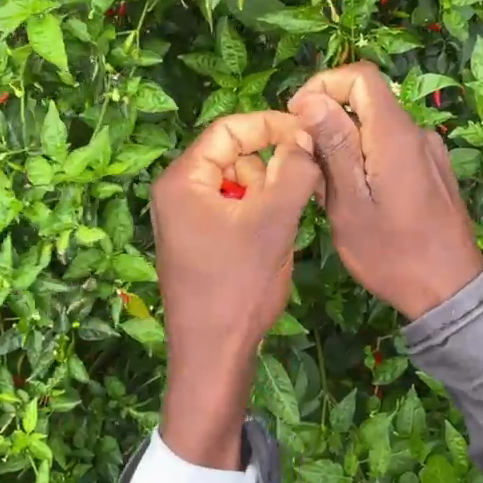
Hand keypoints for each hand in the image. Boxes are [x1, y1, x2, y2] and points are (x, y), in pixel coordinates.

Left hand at [149, 111, 320, 468]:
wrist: (213, 356)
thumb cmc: (238, 285)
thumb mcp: (273, 221)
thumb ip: (293, 171)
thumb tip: (305, 138)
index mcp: (182, 180)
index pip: (228, 130)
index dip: (269, 126)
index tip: (307, 134)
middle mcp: (176, 193)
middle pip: (231, 154)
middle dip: (269, 162)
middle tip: (305, 180)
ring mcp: (184, 218)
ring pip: (236, 181)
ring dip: (266, 188)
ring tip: (289, 214)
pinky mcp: (196, 240)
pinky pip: (232, 207)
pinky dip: (257, 211)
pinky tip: (274, 234)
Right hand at [290, 63, 482, 320]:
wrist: (451, 293)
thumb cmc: (392, 253)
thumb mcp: (350, 203)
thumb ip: (334, 146)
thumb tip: (311, 99)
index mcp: (396, 135)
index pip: (361, 76)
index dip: (324, 85)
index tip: (298, 116)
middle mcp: (417, 134)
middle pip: (367, 102)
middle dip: (330, 122)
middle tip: (308, 166)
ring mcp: (429, 153)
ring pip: (377, 129)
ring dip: (347, 147)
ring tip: (330, 193)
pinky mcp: (434, 172)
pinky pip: (393, 149)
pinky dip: (368, 161)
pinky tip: (358, 201)